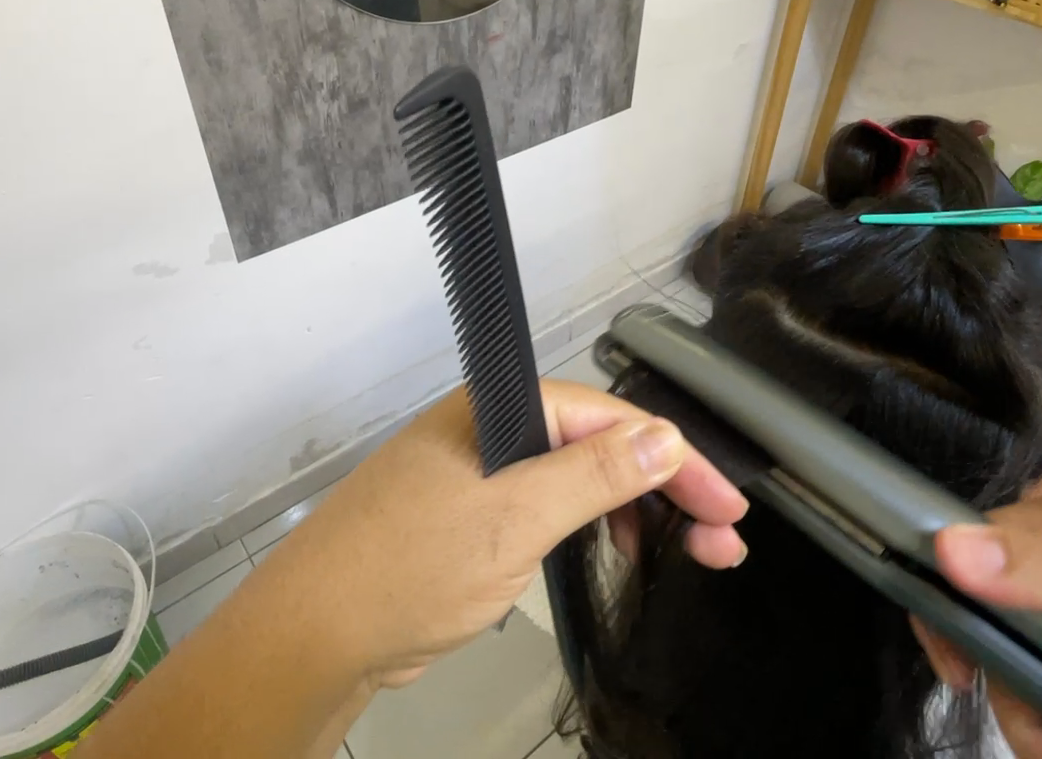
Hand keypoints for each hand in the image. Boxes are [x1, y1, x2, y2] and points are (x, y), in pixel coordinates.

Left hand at [256, 380, 749, 688]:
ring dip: (632, 509)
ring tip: (679, 554)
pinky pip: (548, 504)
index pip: (612, 418)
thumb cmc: (411, 566)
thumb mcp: (516, 519)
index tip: (728, 509)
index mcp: (502, 408)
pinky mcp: (474, 510)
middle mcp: (495, 426)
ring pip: (577, 476)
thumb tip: (667, 435)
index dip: (676, 460)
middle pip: (599, 443)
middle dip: (663, 488)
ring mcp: (483, 468)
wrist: (312, 632)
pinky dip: (588, 524)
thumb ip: (595, 474)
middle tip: (719, 543)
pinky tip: (613, 549)